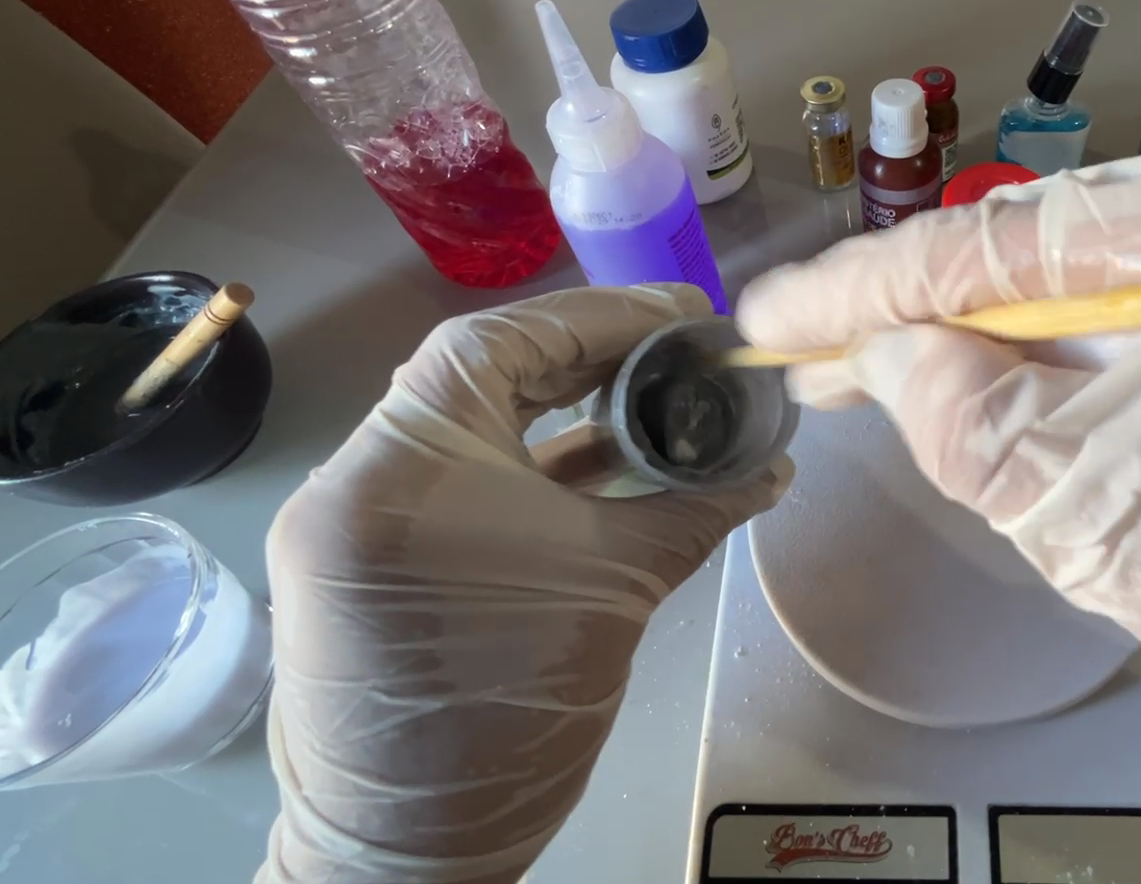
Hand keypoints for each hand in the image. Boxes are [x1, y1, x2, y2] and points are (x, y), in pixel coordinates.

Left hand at [258, 286, 789, 883]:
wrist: (411, 853)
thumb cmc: (511, 715)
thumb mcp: (620, 590)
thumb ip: (701, 509)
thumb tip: (775, 465)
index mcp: (404, 470)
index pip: (498, 343)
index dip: (597, 315)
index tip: (679, 311)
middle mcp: (365, 473)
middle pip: (490, 370)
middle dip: (592, 347)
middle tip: (678, 338)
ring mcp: (366, 510)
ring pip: (484, 417)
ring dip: (574, 398)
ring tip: (659, 381)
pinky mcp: (387, 545)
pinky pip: (477, 471)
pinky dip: (550, 453)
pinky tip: (621, 449)